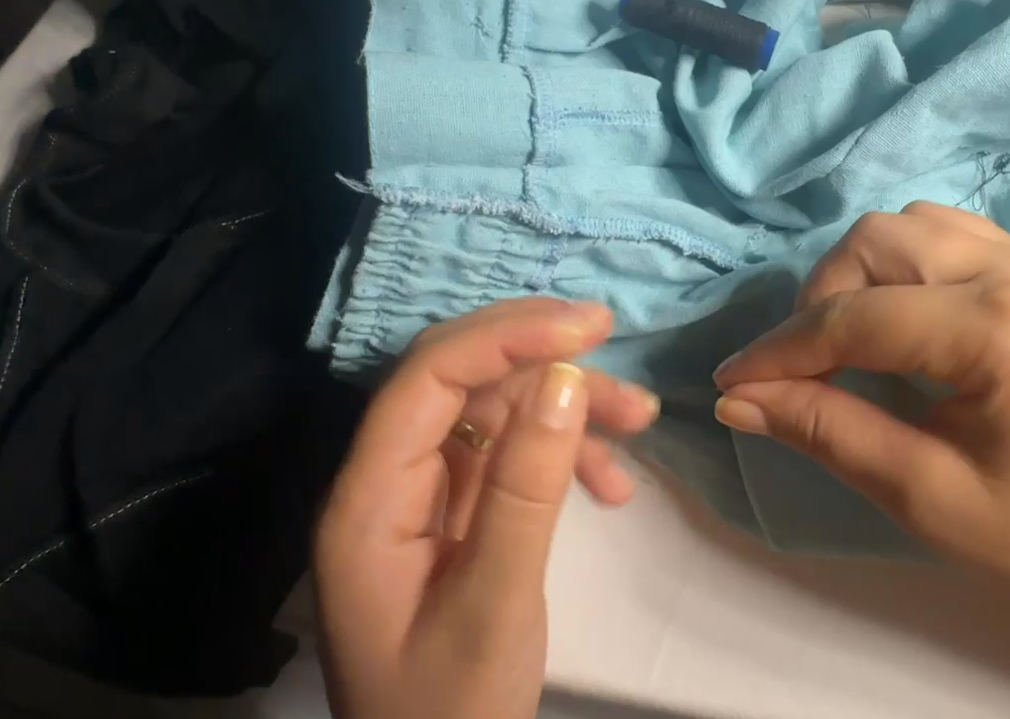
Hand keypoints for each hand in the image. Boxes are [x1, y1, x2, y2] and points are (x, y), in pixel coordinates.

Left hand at [314, 298, 658, 718]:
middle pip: (459, 378)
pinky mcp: (458, 512)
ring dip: (565, 402)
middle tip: (609, 336)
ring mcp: (423, 495)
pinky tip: (614, 484)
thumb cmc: (454, 711)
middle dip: (537, 354)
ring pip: (492, 409)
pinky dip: (565, 451)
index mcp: (370, 499)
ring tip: (640, 421)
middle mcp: (388, 481)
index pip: (428, 379)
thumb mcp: (496, 604)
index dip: (506, 337)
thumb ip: (526, 488)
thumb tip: (565, 378)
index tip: (588, 328)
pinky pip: (510, 452)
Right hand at [712, 202, 1009, 620]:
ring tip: (855, 343)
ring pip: (912, 224)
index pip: (855, 318)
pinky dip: (907, 267)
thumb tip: (738, 399)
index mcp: (997, 330)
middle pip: (878, 239)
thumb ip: (825, 431)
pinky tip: (905, 323)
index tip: (733, 382)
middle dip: (824, 298)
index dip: (782, 351)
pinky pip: (951, 236)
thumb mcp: (926, 496)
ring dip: (863, 274)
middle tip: (809, 368)